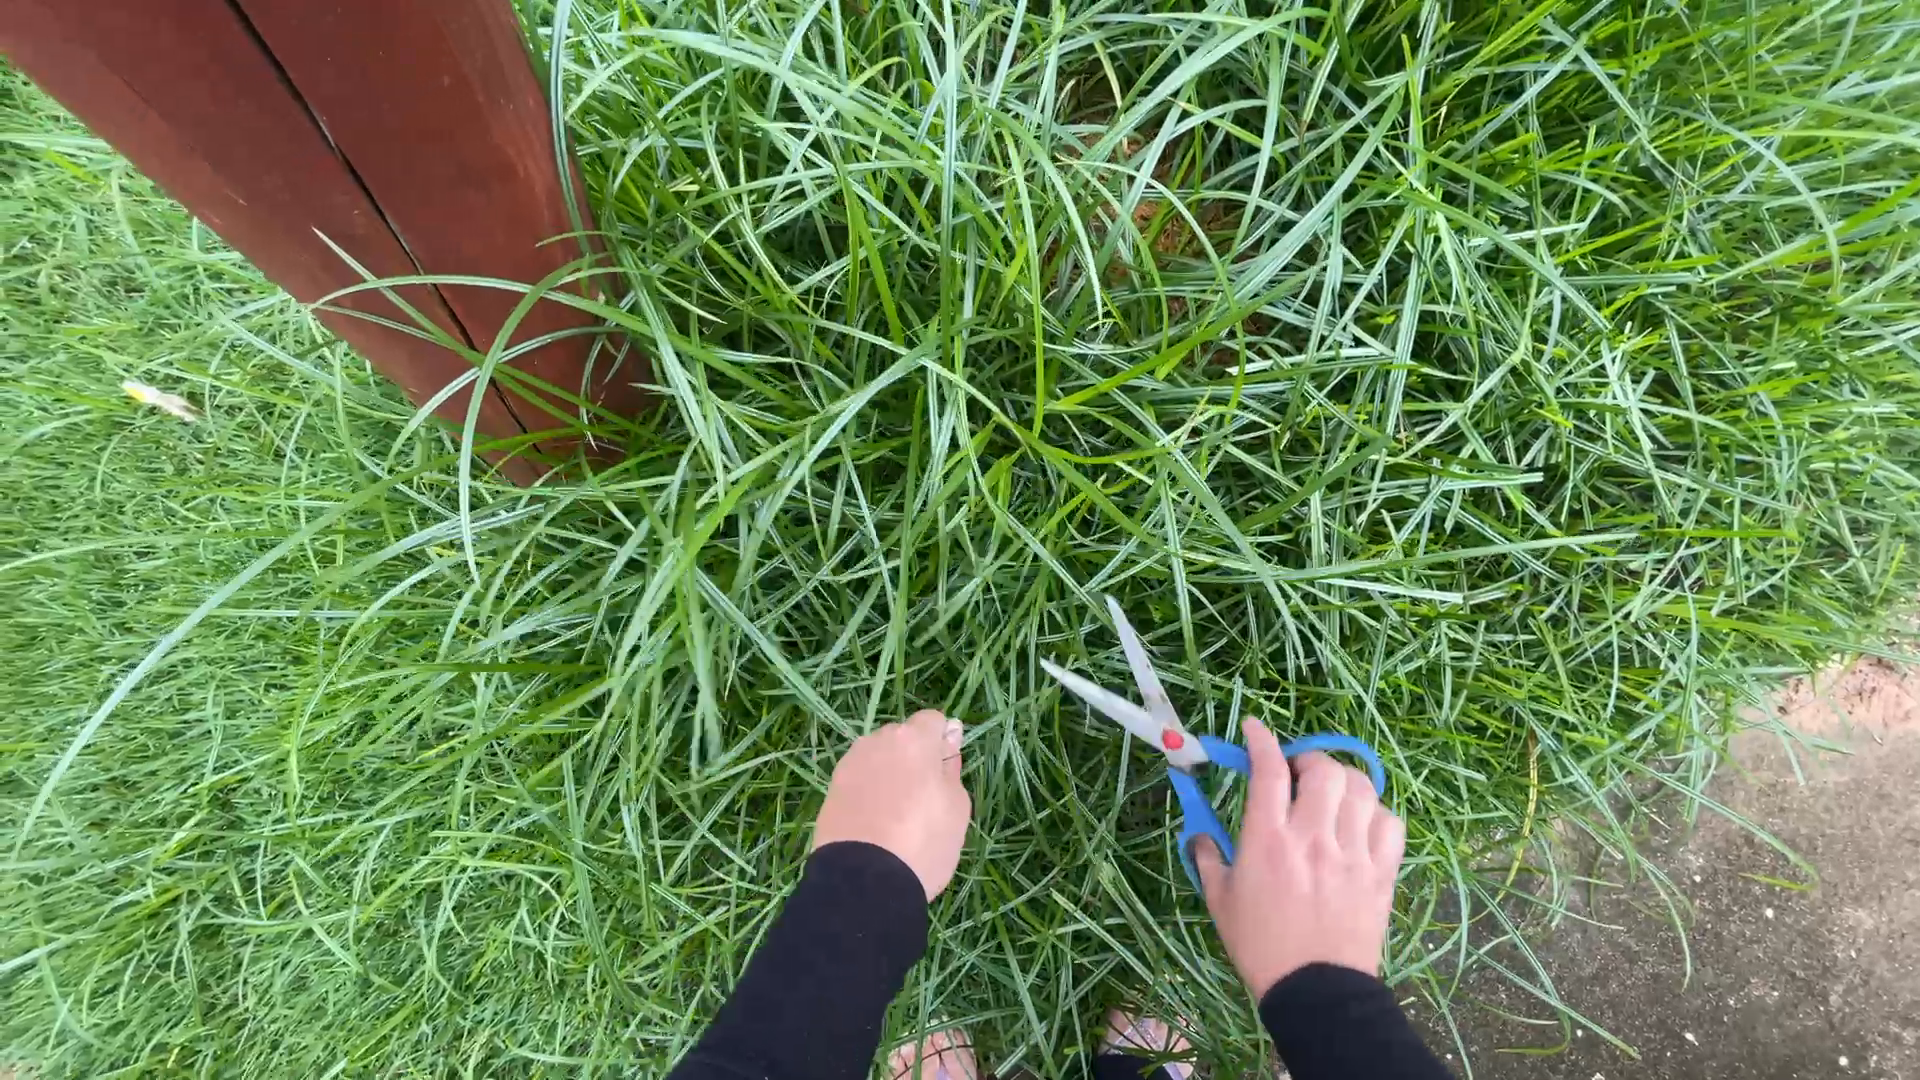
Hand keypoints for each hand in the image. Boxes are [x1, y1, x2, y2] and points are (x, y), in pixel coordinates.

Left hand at [812, 709, 970, 899]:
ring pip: (879, 757)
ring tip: (896, 814)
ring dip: (889, 772)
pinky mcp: (832, 788)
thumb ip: (951, 768)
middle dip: (914, 756)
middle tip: (924, 798)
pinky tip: (875, 822)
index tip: (945, 771)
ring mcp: (850, 763)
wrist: (863, 884)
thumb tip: (948, 742)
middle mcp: (878, 741)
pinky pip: (860, 779)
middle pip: (903, 737)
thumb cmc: (922, 843)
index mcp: (913, 739)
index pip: (933, 720)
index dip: (942, 741)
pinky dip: (869, 791)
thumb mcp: (956, 808)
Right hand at [1194, 717, 1404, 996]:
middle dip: (1307, 758)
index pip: (1268, 770)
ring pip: (1360, 789)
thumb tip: (1200, 831)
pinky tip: (1359, 822)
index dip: (1261, 739)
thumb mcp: (1219, 897)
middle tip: (1296, 772)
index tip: (1254, 727)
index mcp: (1268, 840)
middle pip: (1323, 769)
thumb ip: (1207, 854)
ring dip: (1341, 780)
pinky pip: (1391, 823)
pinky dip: (1375, 811)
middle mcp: (1312, 838)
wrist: (1316, 993)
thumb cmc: (1259, 943)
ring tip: (1328, 793)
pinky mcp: (1382, 873)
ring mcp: (1352, 854)